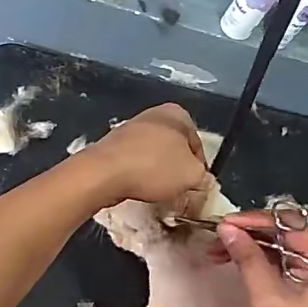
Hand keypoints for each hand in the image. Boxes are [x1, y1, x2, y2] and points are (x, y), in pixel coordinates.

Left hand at [75, 103, 208, 205]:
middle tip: (178, 191)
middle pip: (175, 149)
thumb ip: (203, 176)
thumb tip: (200, 179)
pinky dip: (139, 173)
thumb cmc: (154, 167)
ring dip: (158, 173)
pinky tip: (138, 188)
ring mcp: (131, 127)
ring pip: (155, 155)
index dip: (199, 169)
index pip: (198, 145)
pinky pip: (135, 160)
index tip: (195, 186)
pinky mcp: (114, 143)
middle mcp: (154, 114)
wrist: (104, 172)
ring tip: (157, 192)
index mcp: (177, 113)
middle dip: (177, 170)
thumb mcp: (192, 175)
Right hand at [217, 212, 307, 306]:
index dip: (254, 220)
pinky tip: (240, 262)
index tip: (224, 225)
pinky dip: (264, 260)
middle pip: (286, 231)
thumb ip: (249, 260)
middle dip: (250, 233)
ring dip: (254, 246)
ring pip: (284, 246)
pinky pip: (287, 260)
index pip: (287, 223)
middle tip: (218, 239)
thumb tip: (227, 229)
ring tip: (220, 251)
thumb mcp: (267, 299)